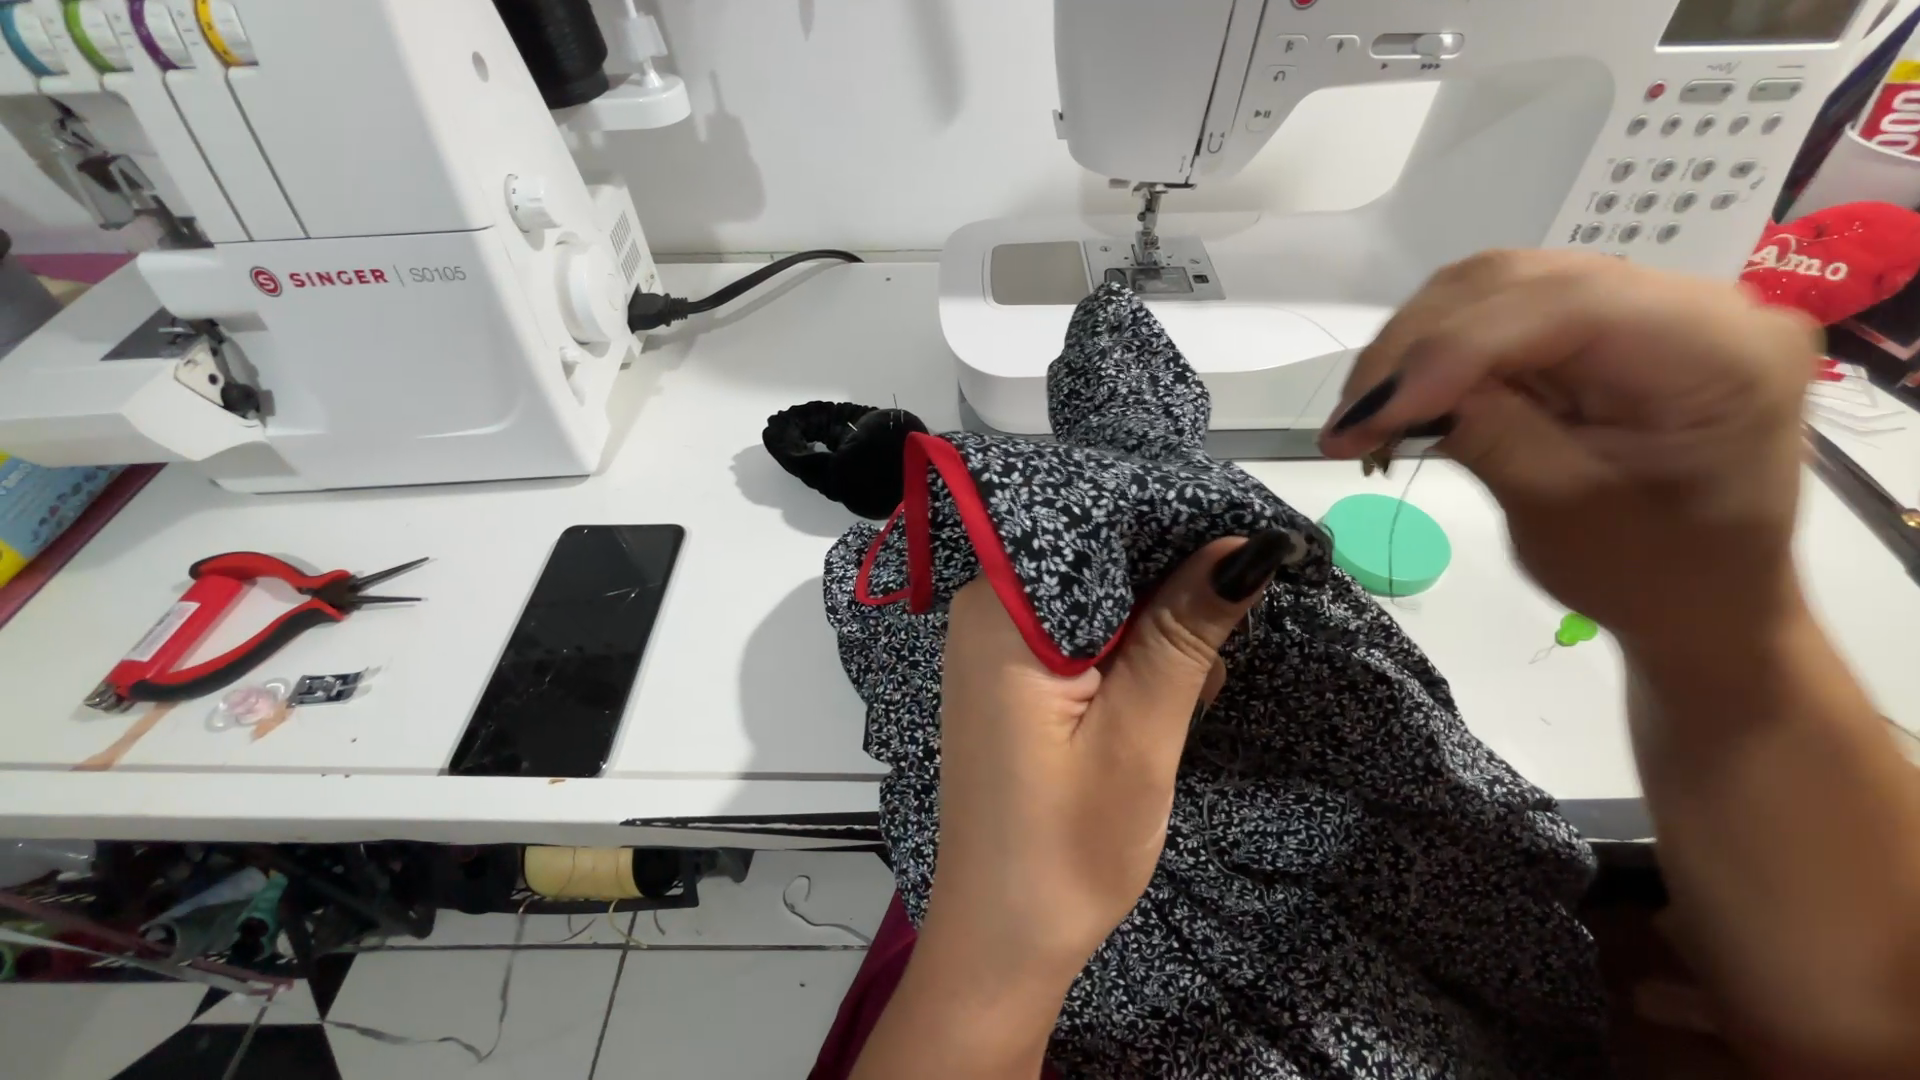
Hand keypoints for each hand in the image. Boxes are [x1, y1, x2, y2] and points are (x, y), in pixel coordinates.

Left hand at [919, 535, 1290, 984]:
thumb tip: (1246, 548)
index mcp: (1001, 609)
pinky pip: (1081, 631)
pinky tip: (1164, 692)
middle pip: (1094, 555)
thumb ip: (1184, 631)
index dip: (1172, 522)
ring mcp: (995, 644)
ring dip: (1156, 624)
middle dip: (1170, 581)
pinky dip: (1130, 650)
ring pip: (1096, 594)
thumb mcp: (1138, 734)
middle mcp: (987, 610)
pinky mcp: (1012, 676)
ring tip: (1196, 681)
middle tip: (1225, 634)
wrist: (1004, 936)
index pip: (1091, 522)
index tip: (1248, 540)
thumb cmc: (1065, 848)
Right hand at [1318, 250, 1819, 650]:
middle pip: (1513, 283)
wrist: (1699, 599)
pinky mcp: (1588, 330)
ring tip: (1363, 418)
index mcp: (1718, 352)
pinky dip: (1425, 358)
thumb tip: (1395, 396)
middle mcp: (1685, 304)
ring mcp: (1633, 309)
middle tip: (1348, 424)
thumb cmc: (1649, 574)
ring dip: (1407, 351)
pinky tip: (1395, 403)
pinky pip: (1486, 316)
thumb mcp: (1564, 513)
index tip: (1366, 416)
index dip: (1449, 351)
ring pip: (1486, 290)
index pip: (1564, 308)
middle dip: (1412, 349)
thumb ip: (1490, 437)